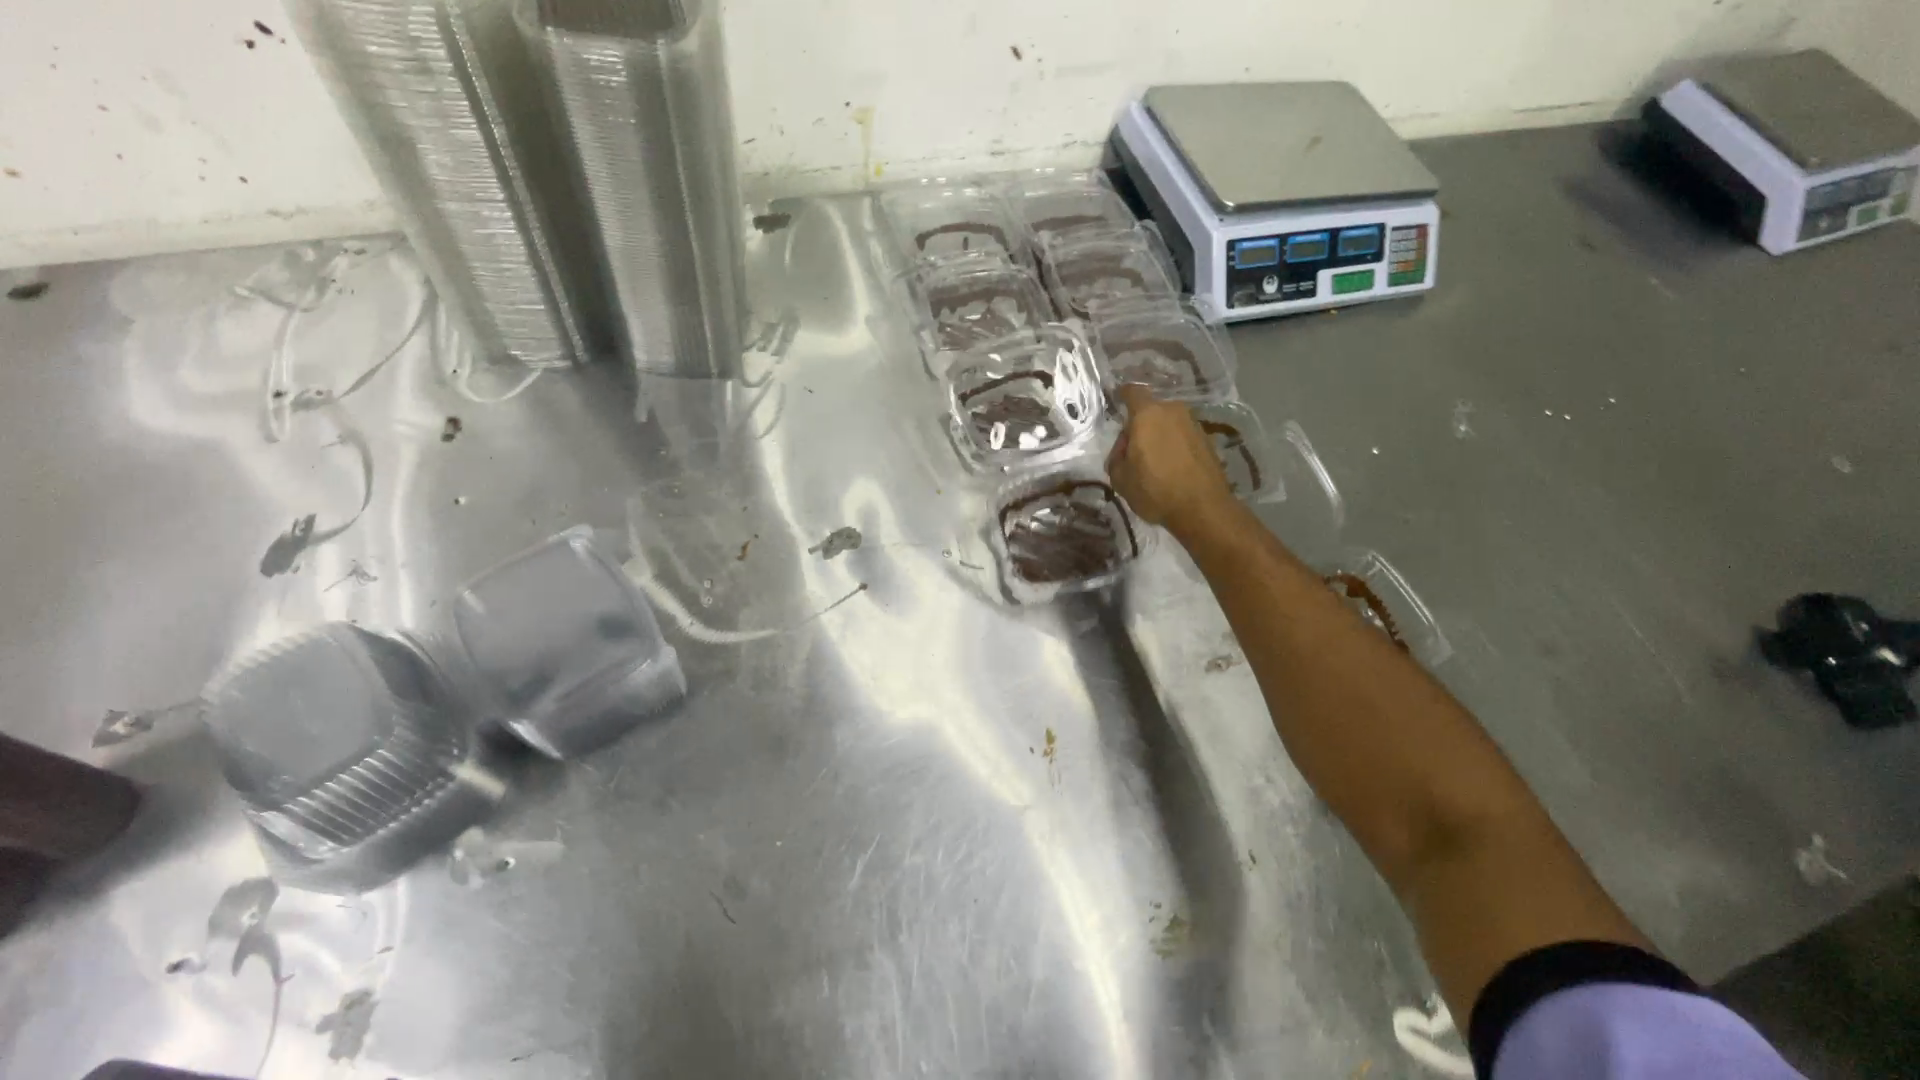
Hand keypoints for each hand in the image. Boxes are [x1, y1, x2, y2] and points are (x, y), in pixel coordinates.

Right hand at [1105, 384, 1233, 532]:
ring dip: (1160, 437)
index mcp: (1147, 414)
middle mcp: (1173, 412)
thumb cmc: (1155, 490)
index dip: (1123, 395)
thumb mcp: (1120, 479)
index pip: (1132, 392)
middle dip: (1141, 425)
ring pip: (1169, 424)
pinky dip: (1175, 447)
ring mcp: (1194, 425)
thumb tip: (1124, 451)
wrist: (1202, 508)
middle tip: (1133, 451)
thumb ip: (1116, 458)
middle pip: (1151, 411)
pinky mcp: (1208, 441)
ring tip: (1154, 463)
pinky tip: (1172, 469)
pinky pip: (1183, 437)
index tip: (1118, 401)